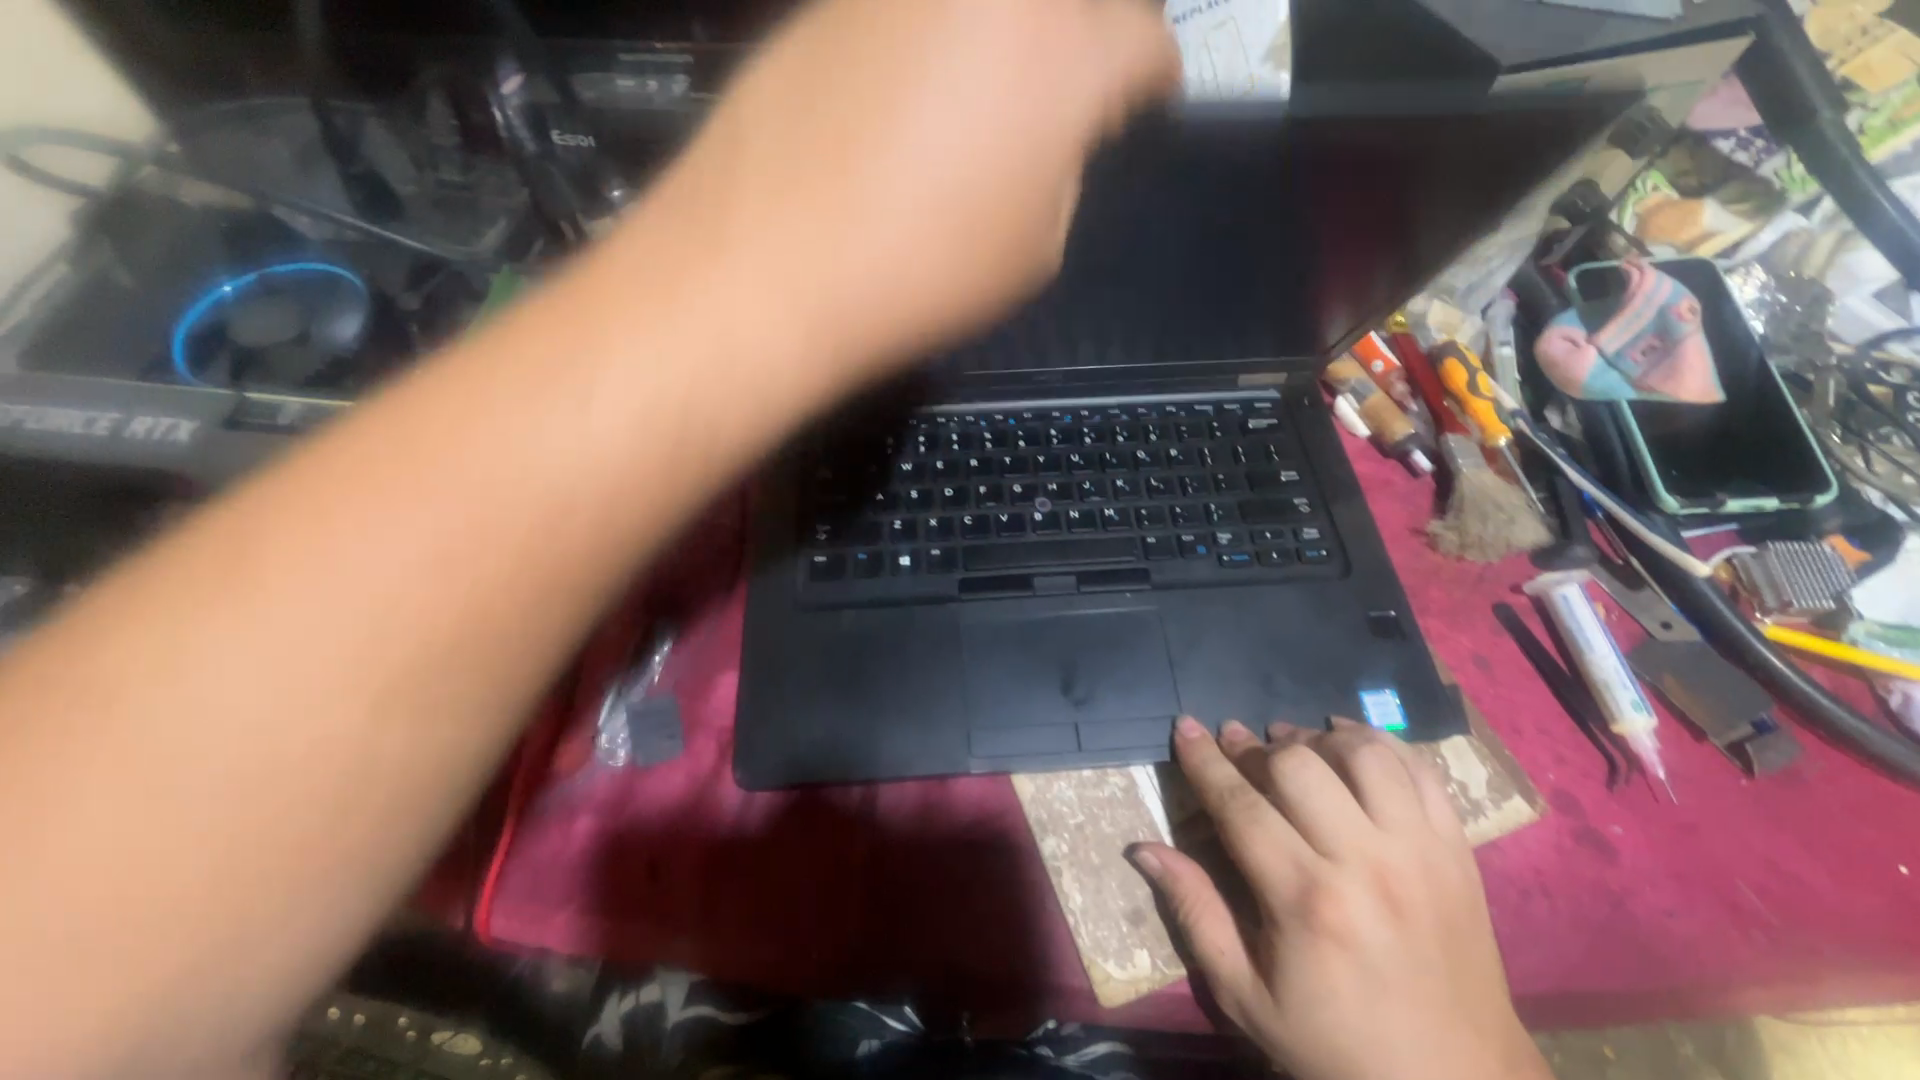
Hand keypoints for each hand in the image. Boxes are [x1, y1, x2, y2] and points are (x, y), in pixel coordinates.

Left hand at [628, 0, 1179, 382]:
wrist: (765, 266)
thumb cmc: (920, 273)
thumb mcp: (1035, 247)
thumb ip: (1066, 168)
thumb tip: (1057, 133)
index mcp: (1065, 53)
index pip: (1145, 40)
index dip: (1150, 79)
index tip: (1140, 103)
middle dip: (1093, 28)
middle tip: (1076, 79)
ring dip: (1011, 31)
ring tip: (991, 85)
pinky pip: (916, 7)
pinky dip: (939, 34)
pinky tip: (912, 92)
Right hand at [1132, 717, 1549, 1079]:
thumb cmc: (1334, 1041)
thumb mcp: (1245, 994)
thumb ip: (1195, 913)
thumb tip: (1144, 849)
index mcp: (1306, 901)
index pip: (1241, 805)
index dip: (1206, 761)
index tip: (1186, 727)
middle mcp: (1366, 863)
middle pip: (1299, 766)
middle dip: (1255, 747)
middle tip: (1237, 745)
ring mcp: (1421, 851)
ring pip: (1363, 754)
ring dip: (1318, 737)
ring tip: (1293, 744)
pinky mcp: (1458, 851)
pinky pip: (1420, 771)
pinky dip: (1381, 744)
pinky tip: (1351, 742)